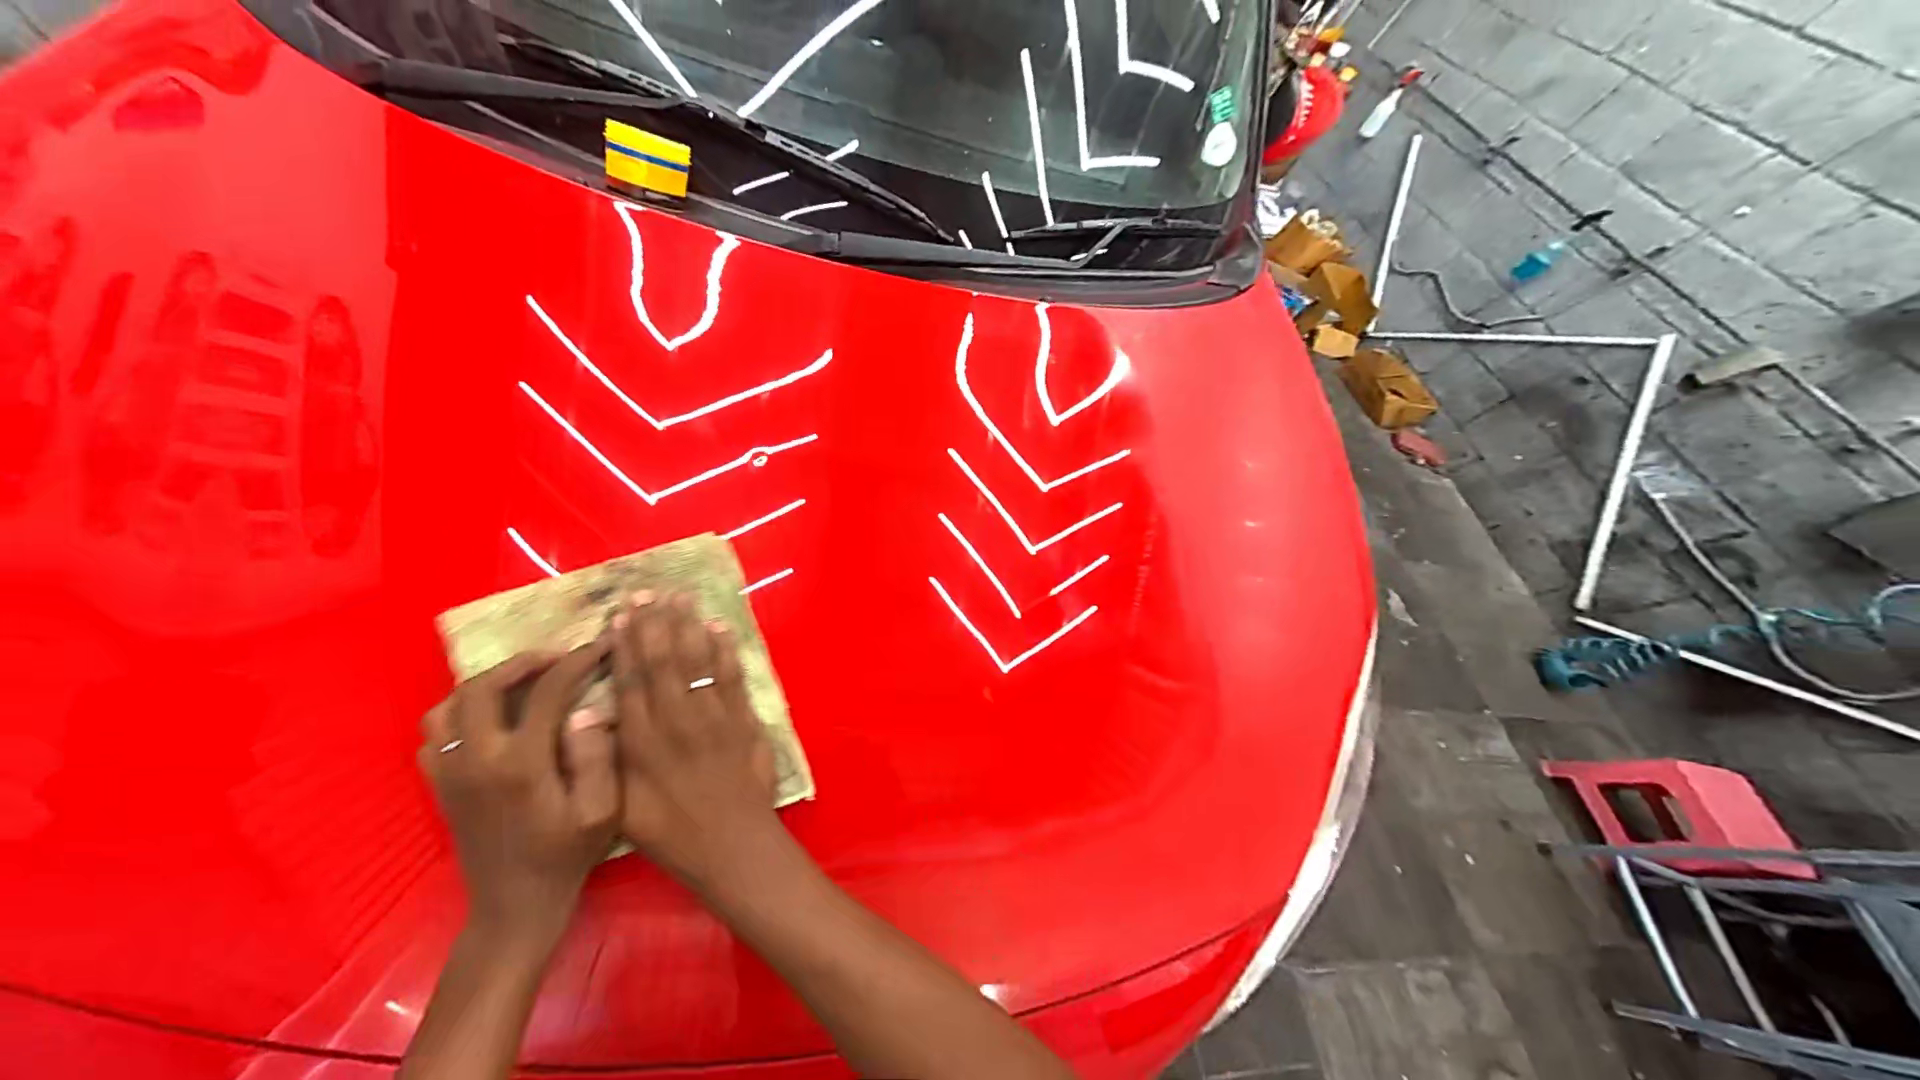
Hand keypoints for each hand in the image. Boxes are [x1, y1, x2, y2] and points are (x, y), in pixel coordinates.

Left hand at [418, 643, 619, 950]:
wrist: (515, 905)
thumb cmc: (566, 855)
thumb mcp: (602, 811)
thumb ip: (597, 756)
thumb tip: (587, 710)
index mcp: (521, 763)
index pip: (547, 691)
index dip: (577, 662)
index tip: (600, 647)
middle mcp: (476, 760)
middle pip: (483, 687)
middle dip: (522, 663)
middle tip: (556, 659)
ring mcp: (450, 773)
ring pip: (449, 705)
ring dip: (486, 684)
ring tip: (521, 683)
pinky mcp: (439, 786)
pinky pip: (436, 734)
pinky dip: (461, 714)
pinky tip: (491, 720)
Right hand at [609, 592, 781, 893]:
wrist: (731, 846)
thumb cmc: (669, 832)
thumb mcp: (620, 804)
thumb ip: (609, 757)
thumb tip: (598, 714)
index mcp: (642, 741)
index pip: (630, 680)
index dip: (625, 644)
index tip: (620, 614)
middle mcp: (676, 721)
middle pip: (663, 661)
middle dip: (654, 624)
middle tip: (648, 592)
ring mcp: (714, 718)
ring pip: (697, 663)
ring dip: (688, 627)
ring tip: (680, 597)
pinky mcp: (743, 721)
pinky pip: (734, 678)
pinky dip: (726, 652)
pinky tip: (719, 629)